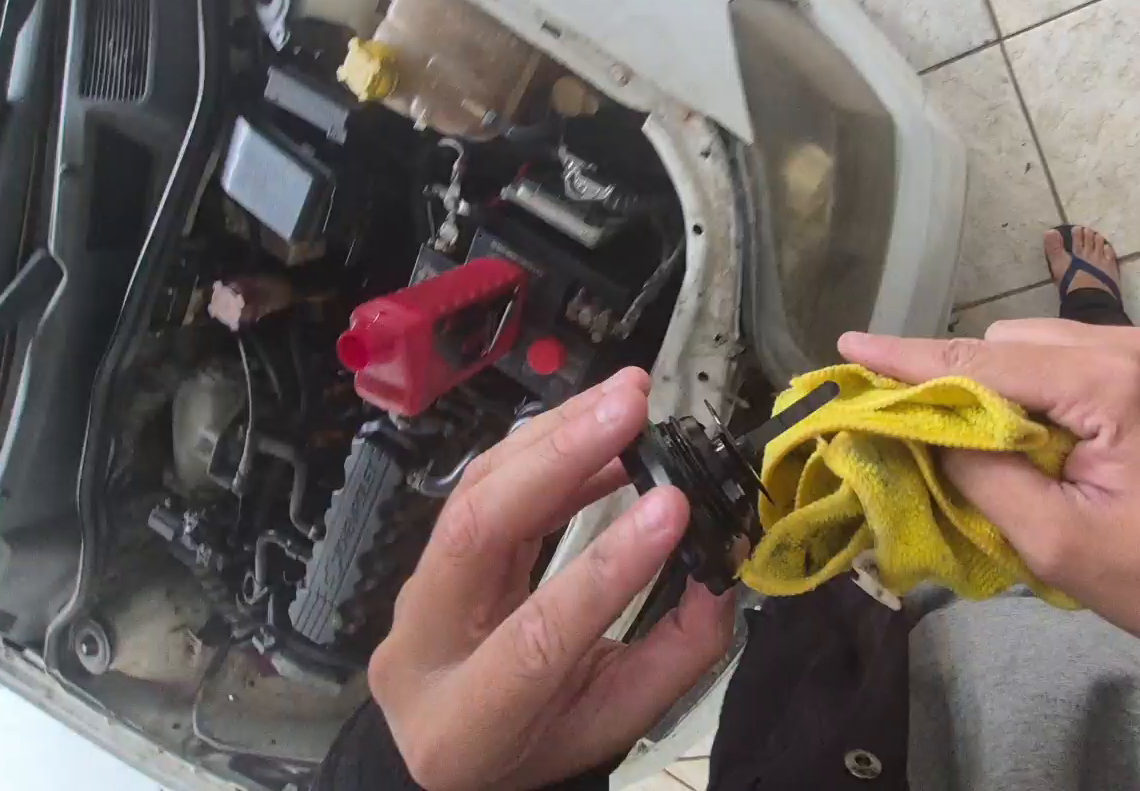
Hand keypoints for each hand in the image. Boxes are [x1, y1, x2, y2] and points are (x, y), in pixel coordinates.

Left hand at [369, 368, 735, 790]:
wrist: (445, 745)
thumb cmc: (536, 739)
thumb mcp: (613, 721)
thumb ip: (676, 654)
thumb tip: (722, 569)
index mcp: (464, 721)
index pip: (536, 638)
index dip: (608, 566)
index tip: (675, 503)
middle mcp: (422, 642)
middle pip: (479, 530)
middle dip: (562, 457)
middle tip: (633, 405)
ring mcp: (417, 585)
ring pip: (479, 486)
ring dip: (559, 429)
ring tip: (627, 394)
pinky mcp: (436, 543)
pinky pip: (488, 477)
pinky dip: (550, 439)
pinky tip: (602, 421)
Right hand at [839, 321, 1139, 676]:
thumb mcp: (1065, 549)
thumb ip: (983, 477)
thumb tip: (928, 430)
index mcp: (1112, 382)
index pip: (982, 359)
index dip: (907, 357)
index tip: (848, 346)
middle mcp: (1129, 344)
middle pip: (1005, 342)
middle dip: (958, 383)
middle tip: (935, 441)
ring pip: (1032, 346)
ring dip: (998, 389)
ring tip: (999, 452)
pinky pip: (1065, 360)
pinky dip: (1033, 391)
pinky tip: (1039, 437)